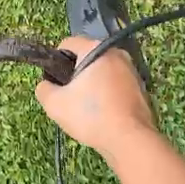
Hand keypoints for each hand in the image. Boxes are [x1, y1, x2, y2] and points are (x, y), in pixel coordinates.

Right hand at [34, 36, 157, 155]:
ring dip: (92, 85)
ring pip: (102, 72)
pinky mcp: (141, 87)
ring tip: (87, 108)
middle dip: (75, 74)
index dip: (56, 60)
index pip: (68, 44)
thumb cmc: (91, 116)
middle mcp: (116, 53)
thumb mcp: (55, 105)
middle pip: (87, 58)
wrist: (130, 139)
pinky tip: (103, 114)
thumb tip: (46, 84)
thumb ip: (43, 89)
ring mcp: (132, 69)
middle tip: (69, 97)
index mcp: (95, 49)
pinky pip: (116, 84)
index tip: (54, 80)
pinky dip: (107, 94)